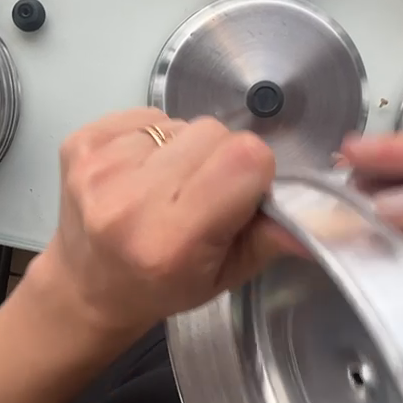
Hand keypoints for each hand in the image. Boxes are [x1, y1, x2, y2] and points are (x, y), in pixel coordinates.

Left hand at [21, 108, 278, 346]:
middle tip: (202, 193)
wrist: (86, 286)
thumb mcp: (223, 278)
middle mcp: (129, 201)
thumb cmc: (159, 286)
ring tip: (166, 186)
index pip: (245, 158)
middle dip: (220, 158)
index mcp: (171, 239)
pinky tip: (141, 172)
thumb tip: (321, 213)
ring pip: (180, 121)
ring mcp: (99, 168)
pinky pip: (146, 115)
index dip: (255, 173)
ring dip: (184, 149)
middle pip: (213, 131)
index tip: (242, 196)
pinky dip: (153, 138)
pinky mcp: (80, 143)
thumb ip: (270, 239)